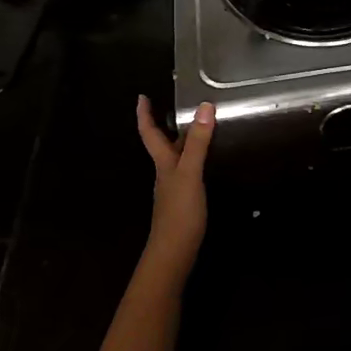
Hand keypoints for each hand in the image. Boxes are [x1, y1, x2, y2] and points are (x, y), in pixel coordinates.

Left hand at [136, 96, 213, 271]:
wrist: (174, 254)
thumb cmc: (178, 213)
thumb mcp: (190, 174)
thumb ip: (198, 143)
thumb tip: (205, 107)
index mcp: (163, 163)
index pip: (150, 134)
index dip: (144, 115)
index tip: (141, 96)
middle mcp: (166, 172)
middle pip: (164, 144)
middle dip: (167, 124)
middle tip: (179, 104)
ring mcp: (175, 188)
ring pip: (178, 157)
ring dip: (184, 141)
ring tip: (200, 125)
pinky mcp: (186, 200)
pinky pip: (189, 170)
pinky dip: (196, 159)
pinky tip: (209, 160)